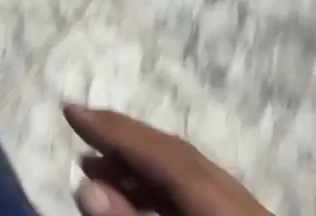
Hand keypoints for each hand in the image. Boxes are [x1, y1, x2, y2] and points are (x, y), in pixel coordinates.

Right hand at [64, 105, 271, 215]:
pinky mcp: (240, 215)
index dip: (116, 129)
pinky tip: (132, 194)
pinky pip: (199, 192)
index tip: (70, 109)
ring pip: (189, 172)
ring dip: (138, 164)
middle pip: (179, 155)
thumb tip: (83, 185)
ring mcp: (246, 208)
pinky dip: (160, 185)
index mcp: (225, 203)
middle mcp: (241, 198)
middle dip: (125, 138)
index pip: (167, 153)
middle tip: (78, 127)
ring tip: (94, 168)